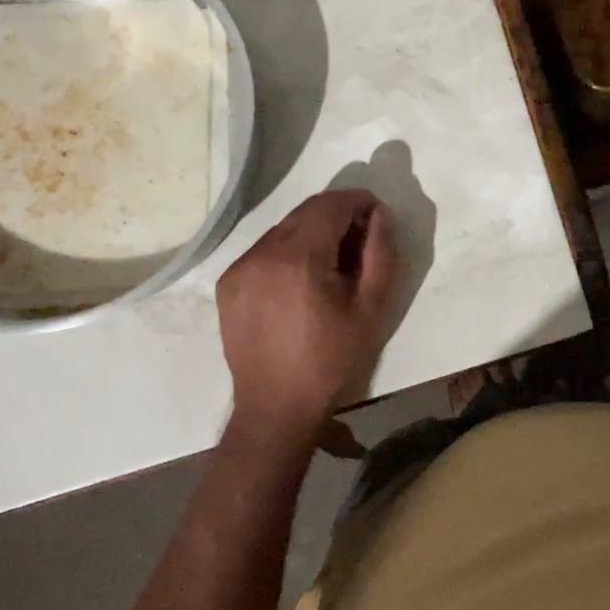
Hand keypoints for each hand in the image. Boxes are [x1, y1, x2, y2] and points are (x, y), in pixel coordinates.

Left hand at [217, 189, 398, 434]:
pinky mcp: (228, 284)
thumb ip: (381, 253)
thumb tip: (380, 215)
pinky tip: (302, 284)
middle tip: (360, 242)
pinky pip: (264, 252)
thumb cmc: (331, 360)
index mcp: (298, 257)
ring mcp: (239, 268)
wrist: (276, 408)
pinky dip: (288, 254)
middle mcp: (261, 253)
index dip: (358, 201)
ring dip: (311, 234)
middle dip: (337, 217)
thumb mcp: (371, 308)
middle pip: (305, 212)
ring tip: (331, 266)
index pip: (330, 204)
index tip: (377, 215)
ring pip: (283, 230)